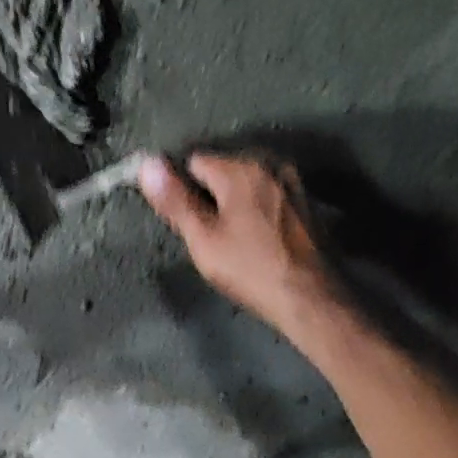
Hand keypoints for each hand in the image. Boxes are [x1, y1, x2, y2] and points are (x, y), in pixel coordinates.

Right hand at [139, 151, 343, 337]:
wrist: (311, 296)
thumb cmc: (250, 268)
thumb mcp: (202, 238)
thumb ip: (174, 199)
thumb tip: (146, 163)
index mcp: (240, 169)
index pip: (193, 161)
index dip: (181, 188)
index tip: (184, 219)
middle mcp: (269, 164)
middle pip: (221, 168)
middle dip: (207, 193)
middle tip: (205, 233)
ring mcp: (291, 181)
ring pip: (244, 182)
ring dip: (231, 201)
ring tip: (229, 236)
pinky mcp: (305, 200)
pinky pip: (265, 194)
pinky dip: (254, 208)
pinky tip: (255, 236)